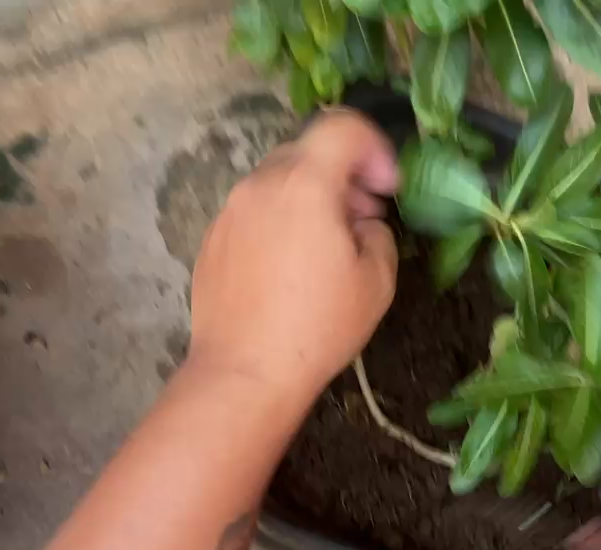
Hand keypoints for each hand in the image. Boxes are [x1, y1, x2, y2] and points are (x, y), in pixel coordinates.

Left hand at [186, 109, 398, 402]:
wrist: (246, 372)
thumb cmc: (318, 328)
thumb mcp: (377, 284)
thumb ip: (380, 236)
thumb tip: (363, 225)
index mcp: (305, 184)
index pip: (344, 128)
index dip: (376, 148)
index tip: (388, 188)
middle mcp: (260, 185)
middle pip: (307, 153)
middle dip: (342, 176)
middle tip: (362, 218)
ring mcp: (229, 212)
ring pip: (277, 185)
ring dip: (308, 201)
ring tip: (325, 249)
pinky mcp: (212, 241)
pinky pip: (253, 216)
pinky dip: (278, 225)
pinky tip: (288, 273)